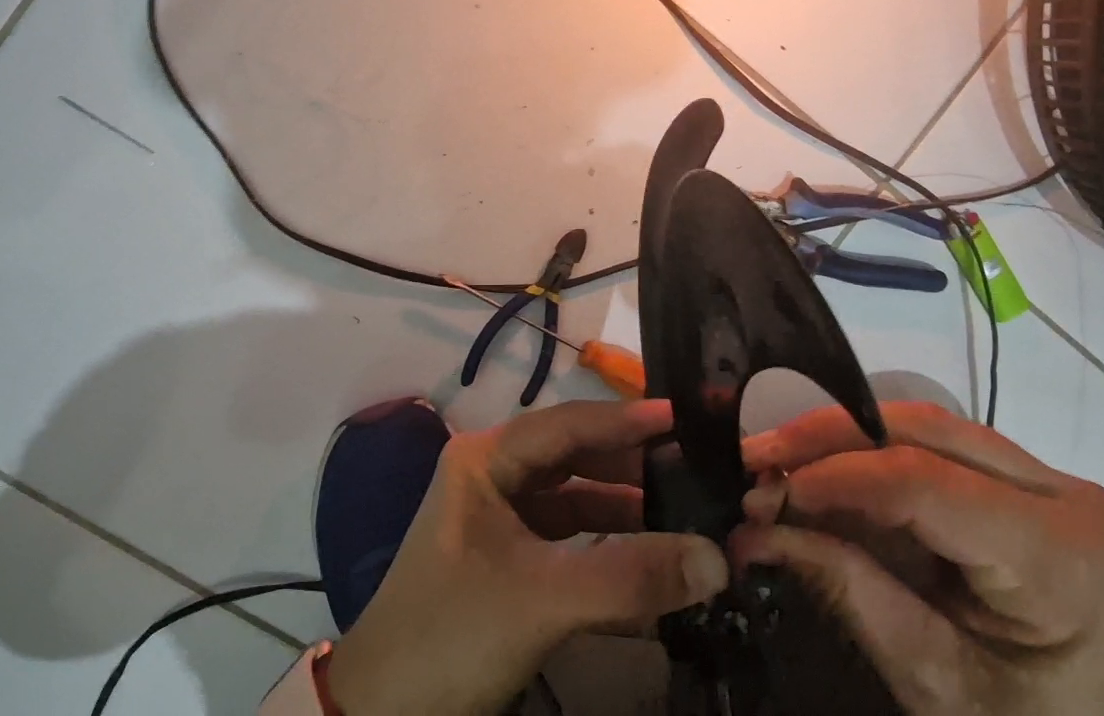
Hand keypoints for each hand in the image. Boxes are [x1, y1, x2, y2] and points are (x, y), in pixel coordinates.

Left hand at [327, 400, 729, 714]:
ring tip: (688, 513)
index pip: (567, 424)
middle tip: (696, 469)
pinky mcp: (509, 564)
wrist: (384, 712)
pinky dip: (609, 549)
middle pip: (575, 458)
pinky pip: (569, 543)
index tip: (686, 418)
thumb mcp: (542, 599)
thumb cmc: (451, 632)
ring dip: (626, 509)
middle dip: (632, 465)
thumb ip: (630, 578)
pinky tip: (652, 560)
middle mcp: (492, 479)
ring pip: (575, 501)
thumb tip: (718, 558)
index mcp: (485, 461)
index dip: (626, 420)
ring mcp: (499, 522)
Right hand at [735, 402, 1103, 715]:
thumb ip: (844, 587)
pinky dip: (866, 452)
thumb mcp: (927, 674)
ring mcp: (1047, 481)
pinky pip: (933, 445)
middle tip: (755, 456)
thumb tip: (753, 530)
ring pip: (924, 425)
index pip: (927, 485)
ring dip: (841, 437)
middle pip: (925, 433)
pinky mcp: (1022, 480)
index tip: (763, 492)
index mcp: (1061, 556)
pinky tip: (818, 465)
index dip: (836, 478)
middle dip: (828, 438)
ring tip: (774, 456)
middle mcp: (1064, 496)